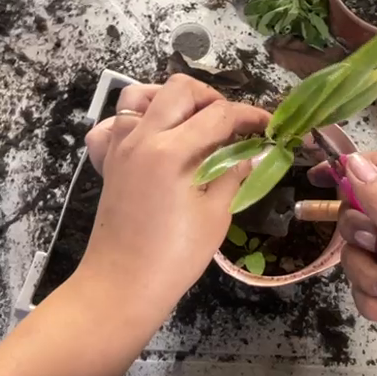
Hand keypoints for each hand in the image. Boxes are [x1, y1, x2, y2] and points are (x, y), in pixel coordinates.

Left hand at [74, 76, 269, 323]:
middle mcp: (142, 137)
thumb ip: (234, 174)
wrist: (121, 287)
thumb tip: (251, 154)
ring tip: (191, 121)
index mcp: (171, 150)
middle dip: (211, 97)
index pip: (219, 115)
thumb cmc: (174, 257)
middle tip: (229, 124)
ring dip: (171, 99)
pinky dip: (133, 120)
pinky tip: (151, 137)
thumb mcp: (216, 215)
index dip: (249, 115)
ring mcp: (119, 147)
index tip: (268, 125)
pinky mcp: (108, 162)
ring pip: (140, 96)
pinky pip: (113, 124)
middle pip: (179, 88)